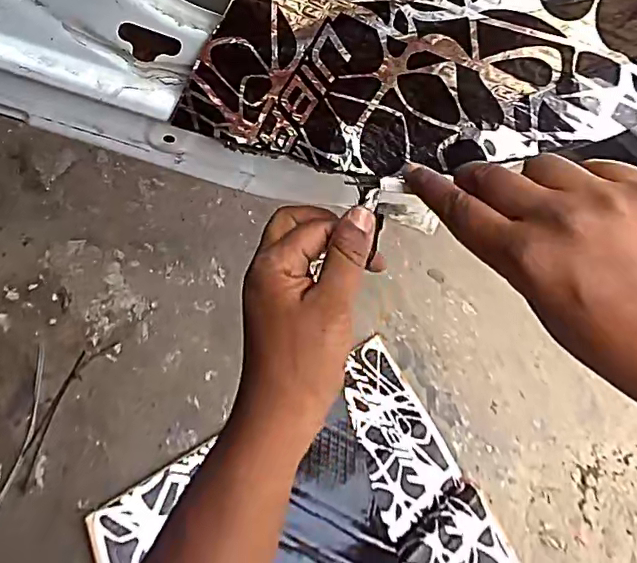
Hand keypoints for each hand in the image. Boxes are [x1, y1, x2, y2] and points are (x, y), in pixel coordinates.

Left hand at [231, 205, 381, 446]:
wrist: (279, 416)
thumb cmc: (299, 371)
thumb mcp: (333, 306)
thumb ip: (346, 258)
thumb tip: (358, 220)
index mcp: (271, 264)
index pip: (312, 225)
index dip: (345, 227)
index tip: (374, 238)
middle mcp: (263, 270)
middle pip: (294, 224)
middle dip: (329, 226)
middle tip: (362, 242)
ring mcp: (266, 288)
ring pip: (295, 246)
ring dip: (325, 246)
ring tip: (357, 264)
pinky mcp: (274, 305)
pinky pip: (296, 270)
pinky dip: (319, 267)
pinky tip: (339, 284)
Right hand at [406, 156, 636, 428]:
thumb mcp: (556, 319)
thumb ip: (520, 266)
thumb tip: (502, 237)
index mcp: (530, 259)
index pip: (461, 210)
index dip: (432, 189)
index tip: (420, 176)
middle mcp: (562, 221)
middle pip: (492, 176)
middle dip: (475, 178)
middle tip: (475, 183)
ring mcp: (607, 199)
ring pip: (541, 164)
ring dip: (533, 179)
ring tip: (550, 200)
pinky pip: (597, 166)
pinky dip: (586, 180)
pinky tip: (596, 202)